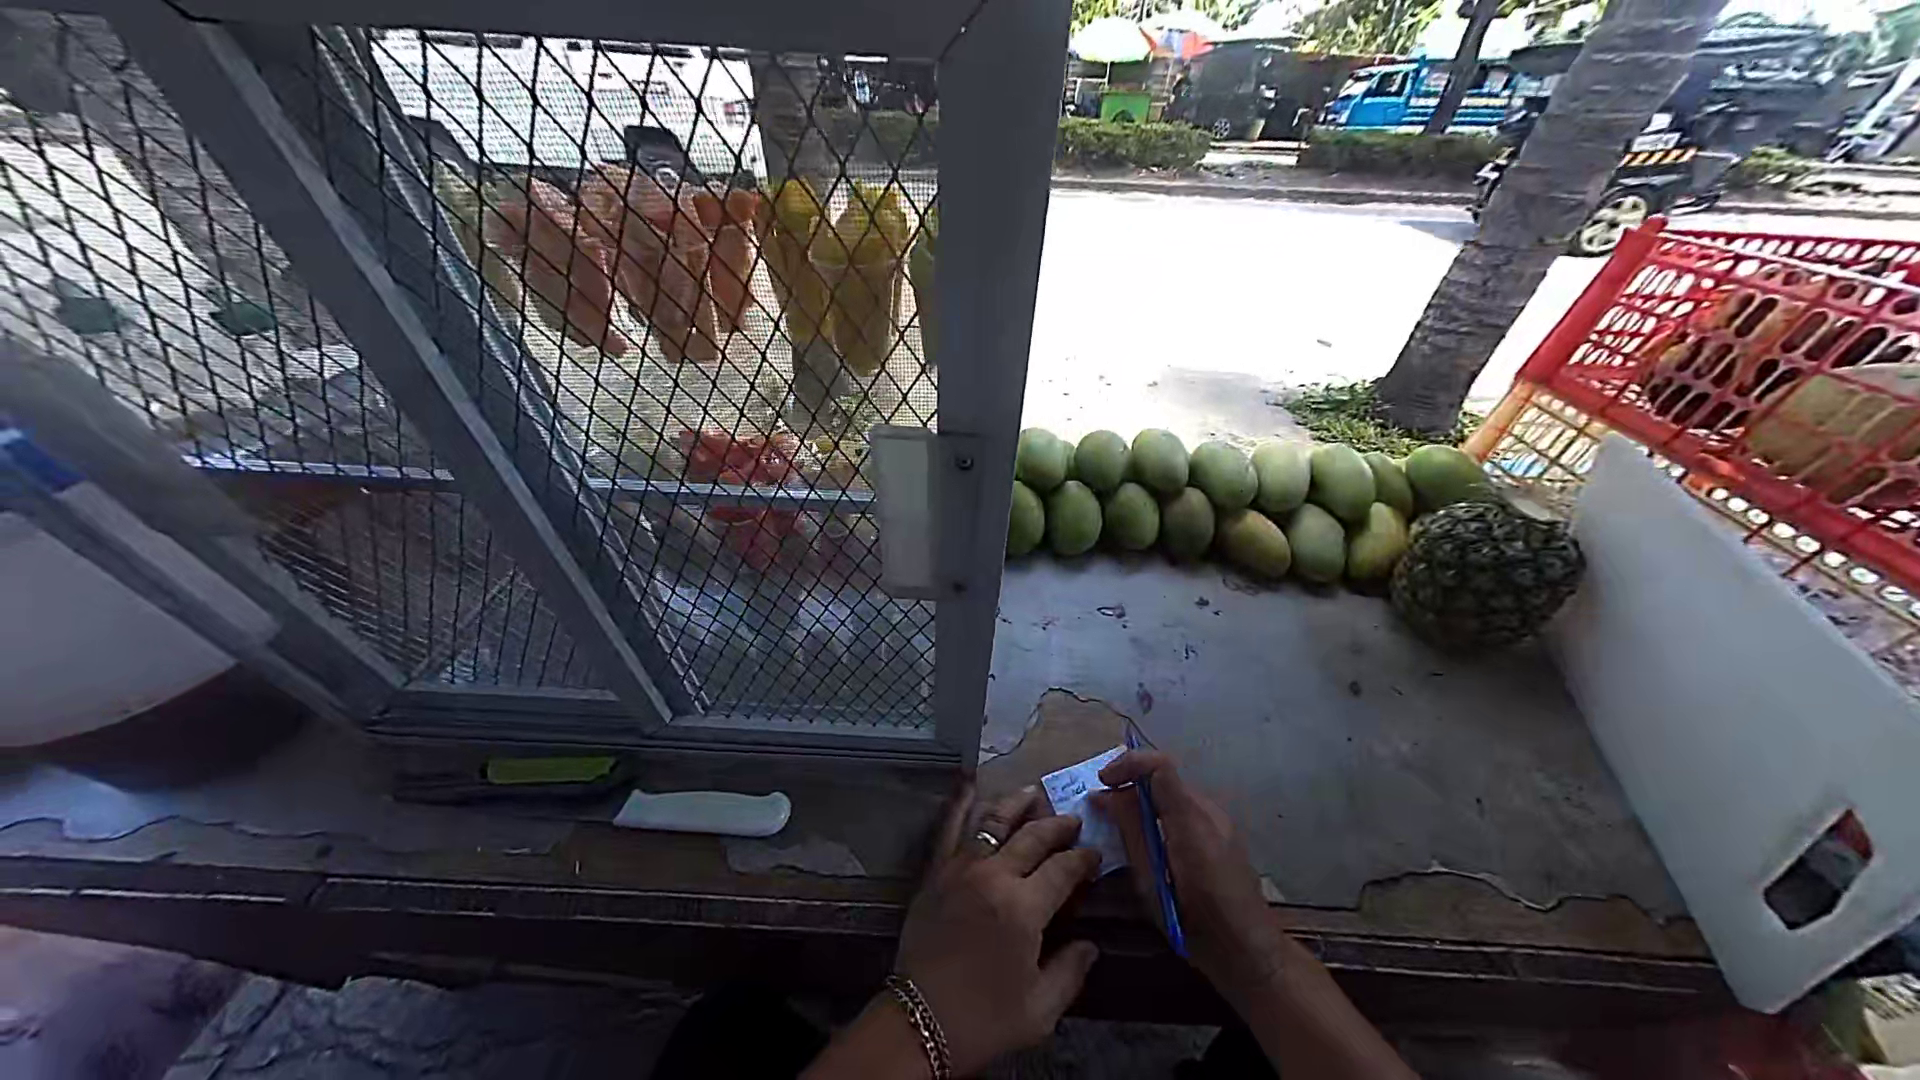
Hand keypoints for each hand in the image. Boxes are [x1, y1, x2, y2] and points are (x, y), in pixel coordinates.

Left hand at [894, 785, 1102, 1075]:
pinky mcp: (936, 871)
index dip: (1083, 860)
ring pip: (993, 822)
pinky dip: (960, 803)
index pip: (1063, 869)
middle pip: (1032, 837)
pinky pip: (949, 828)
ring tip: (1032, 792)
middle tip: (1071, 821)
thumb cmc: (984, 1019)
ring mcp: (961, 868)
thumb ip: (1070, 971)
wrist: (919, 1021)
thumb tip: (1091, 945)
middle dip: (1057, 826)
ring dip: (1016, 803)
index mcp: (1024, 908)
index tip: (1094, 855)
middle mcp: (994, 876)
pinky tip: (969, 785)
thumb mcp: (1040, 1009)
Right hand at [1090, 749, 1289, 995]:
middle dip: (1130, 784)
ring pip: (1174, 793)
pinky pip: (1186, 809)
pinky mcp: (1225, 833)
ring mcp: (1221, 821)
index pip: (1160, 765)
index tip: (1104, 783)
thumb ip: (1130, 832)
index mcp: (1192, 821)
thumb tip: (1105, 796)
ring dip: (1145, 801)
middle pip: (1164, 777)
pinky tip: (1153, 844)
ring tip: (1124, 829)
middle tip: (1105, 809)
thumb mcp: (1152, 884)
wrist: (1252, 954)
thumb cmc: (1196, 926)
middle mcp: (1210, 811)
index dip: (1128, 764)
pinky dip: (1162, 813)